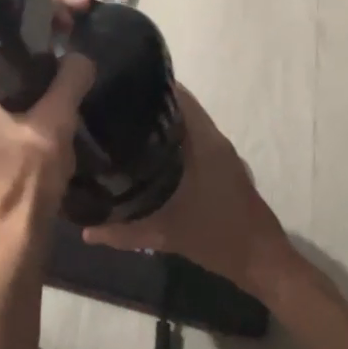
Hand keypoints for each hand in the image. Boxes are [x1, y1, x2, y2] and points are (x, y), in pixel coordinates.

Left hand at [0, 0, 95, 232]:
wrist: (16, 223)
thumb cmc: (25, 174)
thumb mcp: (53, 122)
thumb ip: (69, 79)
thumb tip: (83, 53)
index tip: (63, 4)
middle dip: (38, 12)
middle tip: (78, 13)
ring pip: (4, 37)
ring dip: (40, 30)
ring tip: (77, 24)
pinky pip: (8, 58)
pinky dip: (36, 51)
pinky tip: (66, 48)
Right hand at [80, 84, 293, 293]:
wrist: (262, 263)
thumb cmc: (216, 238)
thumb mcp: (164, 235)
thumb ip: (123, 233)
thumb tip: (85, 230)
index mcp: (204, 142)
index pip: (176, 96)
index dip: (147, 87)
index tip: (118, 85)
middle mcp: (213, 139)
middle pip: (179, 108)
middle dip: (147, 107)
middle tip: (112, 108)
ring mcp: (221, 153)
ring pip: (187, 125)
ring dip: (160, 124)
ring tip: (123, 127)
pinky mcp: (224, 167)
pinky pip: (194, 141)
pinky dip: (173, 141)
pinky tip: (149, 155)